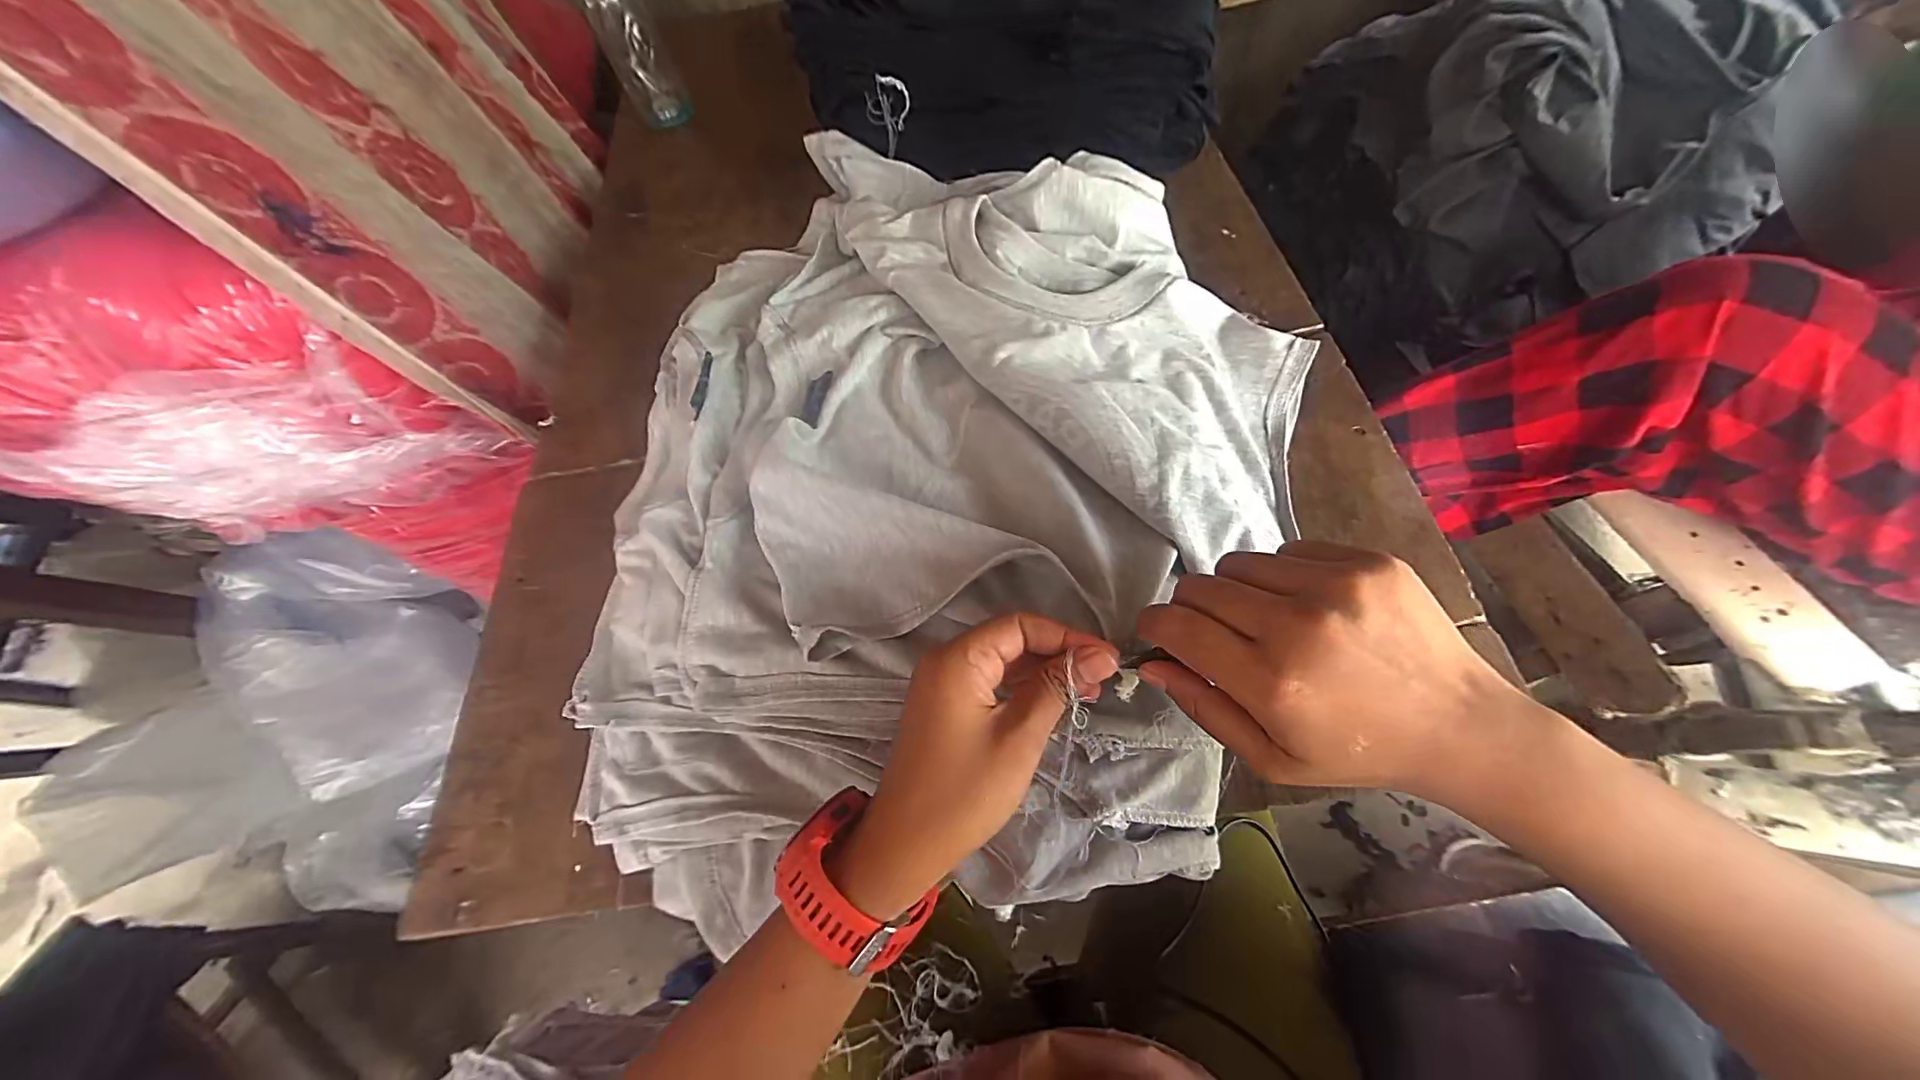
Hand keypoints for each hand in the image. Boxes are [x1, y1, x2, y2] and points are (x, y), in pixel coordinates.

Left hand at [826, 614, 1118, 919]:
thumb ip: (1057, 687)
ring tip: (1086, 692)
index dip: (1067, 636)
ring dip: (1043, 672)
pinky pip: (989, 683)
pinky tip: (1052, 703)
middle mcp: (945, 661)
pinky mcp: (944, 706)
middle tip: (1101, 678)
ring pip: (1002, 662)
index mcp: (957, 659)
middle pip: (1010, 640)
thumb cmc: (965, 792)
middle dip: (1058, 654)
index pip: (1020, 626)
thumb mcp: (1019, 737)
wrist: (906, 842)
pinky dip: (1021, 689)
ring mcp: (941, 684)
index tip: (1107, 658)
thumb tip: (1100, 655)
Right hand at [1135, 540, 1543, 804]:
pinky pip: (1286, 552)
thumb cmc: (1357, 751)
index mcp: (1272, 682)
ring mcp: (1336, 586)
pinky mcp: (1367, 562)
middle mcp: (1298, 625)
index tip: (1154, 630)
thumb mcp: (1272, 757)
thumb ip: (1205, 708)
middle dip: (1190, 608)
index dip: (1153, 624)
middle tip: (1214, 633)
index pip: (1177, 627)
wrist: (1462, 726)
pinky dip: (1281, 577)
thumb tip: (1153, 663)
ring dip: (1235, 591)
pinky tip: (1309, 606)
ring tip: (1265, 619)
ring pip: (1237, 563)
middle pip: (1200, 587)